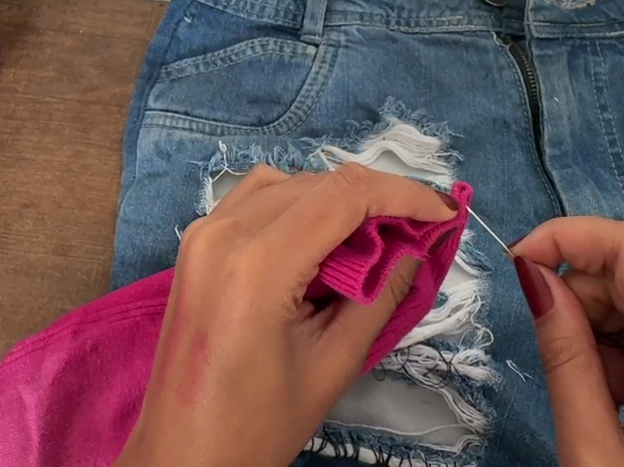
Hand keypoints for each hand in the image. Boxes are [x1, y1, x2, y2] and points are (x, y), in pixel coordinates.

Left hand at [113, 163, 454, 466]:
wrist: (180, 453)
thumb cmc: (255, 425)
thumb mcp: (332, 366)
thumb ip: (380, 297)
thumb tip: (415, 246)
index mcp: (256, 265)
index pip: (342, 196)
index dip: (401, 193)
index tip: (443, 210)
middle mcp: (224, 231)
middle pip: (317, 184)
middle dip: (376, 198)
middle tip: (419, 229)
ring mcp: (204, 230)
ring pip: (288, 183)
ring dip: (337, 200)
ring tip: (374, 236)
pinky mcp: (197, 238)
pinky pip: (257, 196)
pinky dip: (297, 203)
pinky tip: (319, 236)